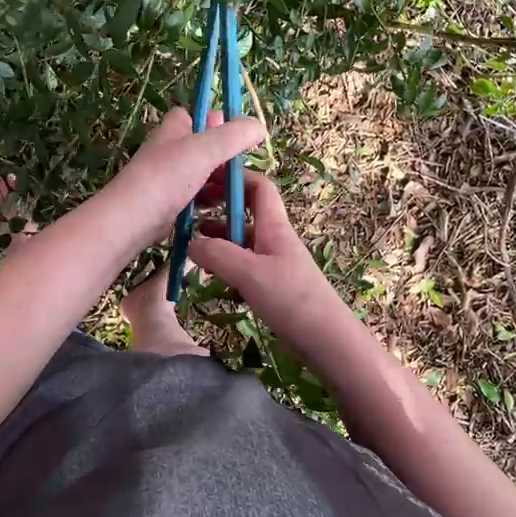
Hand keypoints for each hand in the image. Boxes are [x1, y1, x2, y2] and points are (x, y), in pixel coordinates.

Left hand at [99, 108, 265, 251]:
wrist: (132, 219)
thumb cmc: (167, 177)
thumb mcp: (205, 149)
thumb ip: (234, 135)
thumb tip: (258, 126)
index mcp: (173, 130)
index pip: (192, 115)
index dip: (214, 120)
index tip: (236, 132)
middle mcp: (168, 151)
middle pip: (202, 146)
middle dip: (224, 155)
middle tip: (244, 167)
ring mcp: (167, 178)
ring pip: (201, 174)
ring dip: (220, 180)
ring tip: (239, 190)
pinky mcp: (169, 203)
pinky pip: (195, 197)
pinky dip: (210, 200)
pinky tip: (223, 208)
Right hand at [188, 170, 350, 343]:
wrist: (326, 339)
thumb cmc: (291, 299)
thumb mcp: (248, 273)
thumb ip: (217, 254)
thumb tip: (191, 243)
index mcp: (273, 226)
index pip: (258, 186)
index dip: (234, 177)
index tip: (206, 178)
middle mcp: (273, 238)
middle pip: (245, 212)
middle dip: (218, 208)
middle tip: (189, 212)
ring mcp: (273, 262)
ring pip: (241, 240)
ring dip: (218, 238)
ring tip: (192, 245)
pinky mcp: (271, 284)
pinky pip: (243, 264)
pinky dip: (225, 265)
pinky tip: (211, 276)